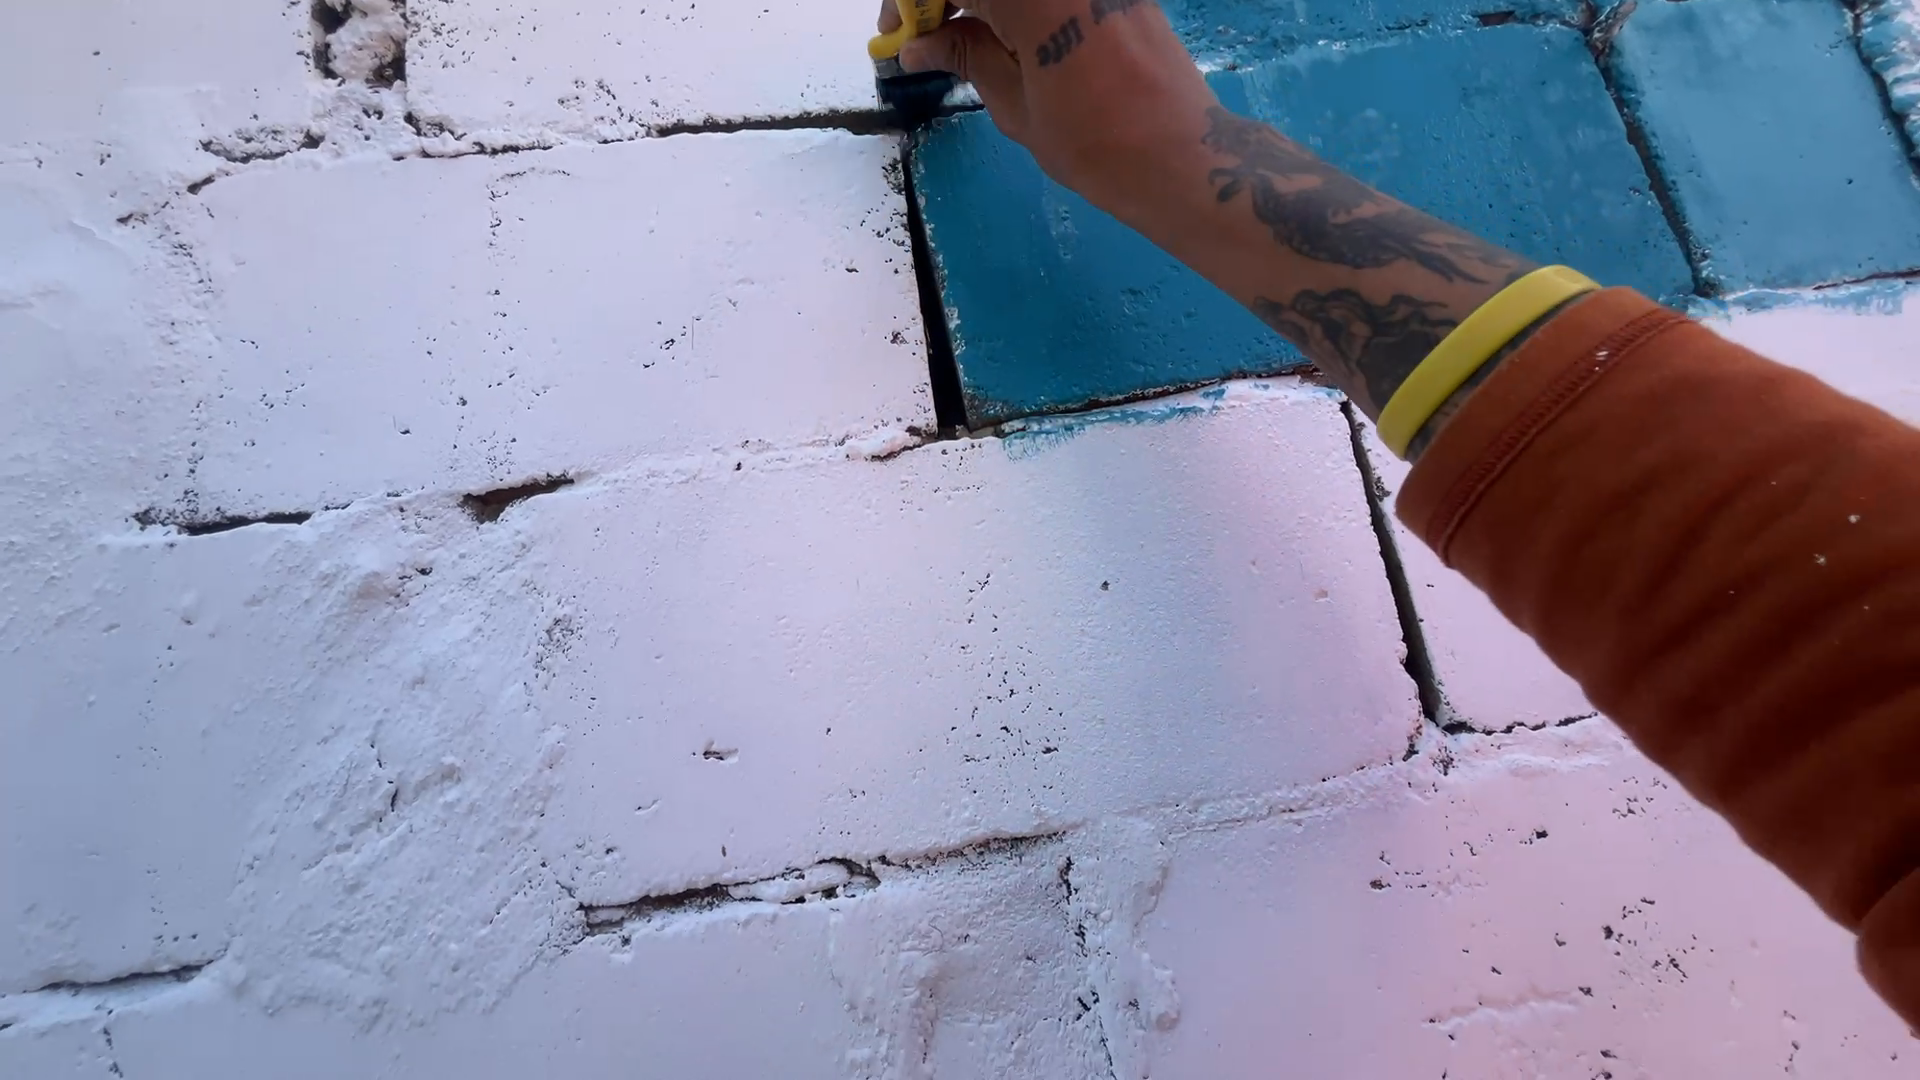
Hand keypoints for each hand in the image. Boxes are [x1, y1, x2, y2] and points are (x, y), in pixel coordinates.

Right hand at [879, 0, 1218, 218]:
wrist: (1174, 153)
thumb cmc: (1091, 143)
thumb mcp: (1015, 106)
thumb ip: (967, 57)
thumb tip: (920, 42)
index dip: (912, 0)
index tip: (896, 33)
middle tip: (924, 37)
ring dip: (978, 3)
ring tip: (960, 42)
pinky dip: (1013, 5)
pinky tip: (1002, 34)